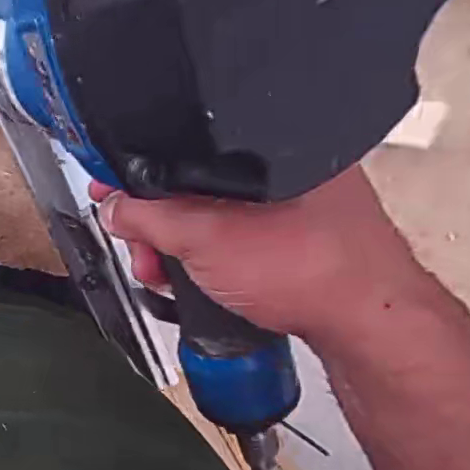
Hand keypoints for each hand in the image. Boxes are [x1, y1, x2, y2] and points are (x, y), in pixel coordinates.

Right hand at [95, 166, 440, 344]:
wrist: (360, 322)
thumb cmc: (311, 268)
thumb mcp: (205, 237)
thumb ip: (149, 217)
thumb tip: (113, 206)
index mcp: (266, 147)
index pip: (181, 152)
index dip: (137, 176)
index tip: (109, 191)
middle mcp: (278, 173)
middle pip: (187, 192)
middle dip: (154, 230)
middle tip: (145, 256)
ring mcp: (284, 209)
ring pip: (205, 221)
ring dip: (174, 252)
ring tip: (166, 276)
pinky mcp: (284, 241)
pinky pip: (225, 241)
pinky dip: (201, 261)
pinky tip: (193, 282)